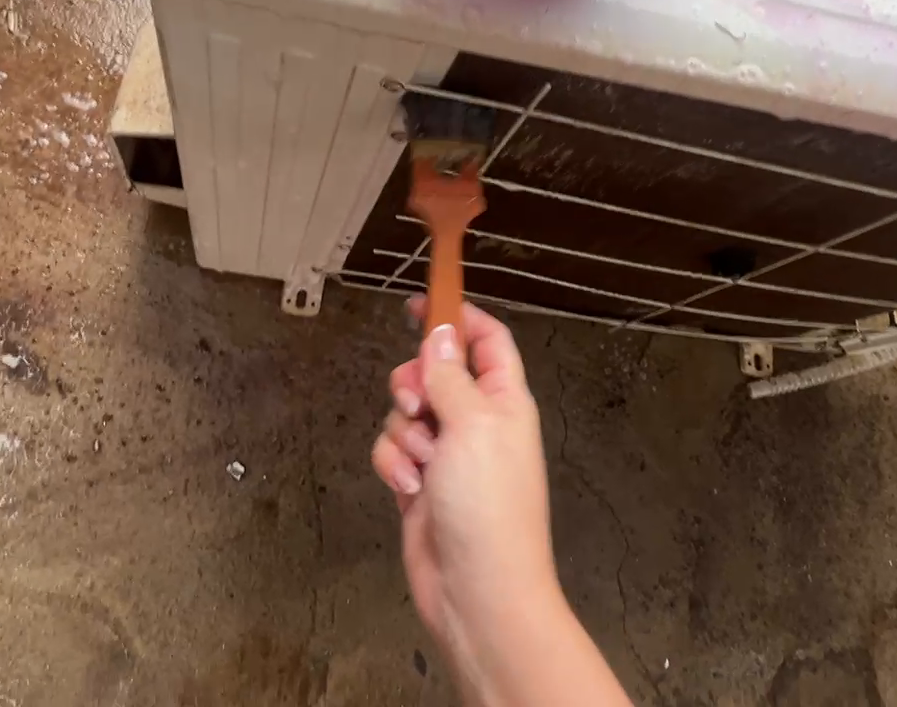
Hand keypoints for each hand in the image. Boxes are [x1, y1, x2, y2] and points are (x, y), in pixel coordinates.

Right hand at [370, 301, 560, 678]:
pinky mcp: (419, 480)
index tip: (420, 303)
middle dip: (415, 383)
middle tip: (418, 404)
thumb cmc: (488, 504)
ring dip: (405, 434)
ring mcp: (446, 451)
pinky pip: (393, 449)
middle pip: (433, 370)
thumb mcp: (472, 425)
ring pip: (406, 411)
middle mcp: (475, 419)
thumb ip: (449, 374)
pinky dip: (395, 465)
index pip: (485, 339)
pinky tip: (409, 489)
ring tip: (423, 464)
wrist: (477, 593)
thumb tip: (440, 333)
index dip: (457, 316)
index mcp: (503, 398)